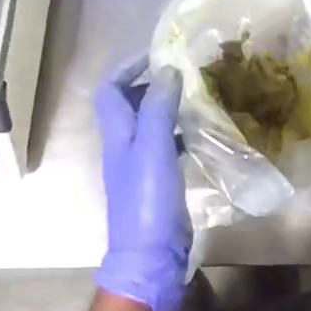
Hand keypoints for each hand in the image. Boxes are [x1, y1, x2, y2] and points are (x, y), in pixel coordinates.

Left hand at [94, 57, 189, 310]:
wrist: (150, 256)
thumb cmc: (148, 202)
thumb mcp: (153, 150)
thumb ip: (158, 109)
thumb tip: (166, 70)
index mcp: (118, 135)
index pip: (111, 90)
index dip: (128, 68)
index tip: (158, 54)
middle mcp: (125, 147)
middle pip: (130, 105)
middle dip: (151, 84)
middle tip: (185, 73)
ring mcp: (141, 166)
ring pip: (150, 125)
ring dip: (168, 107)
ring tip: (196, 96)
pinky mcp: (157, 183)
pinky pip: (166, 147)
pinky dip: (179, 133)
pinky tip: (200, 133)